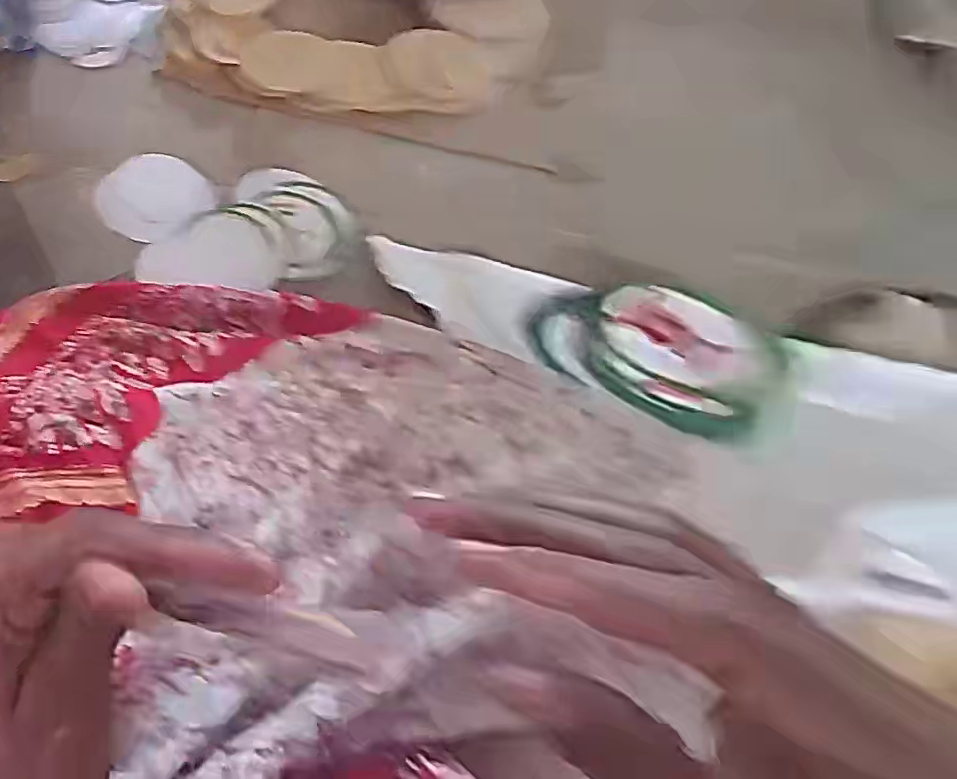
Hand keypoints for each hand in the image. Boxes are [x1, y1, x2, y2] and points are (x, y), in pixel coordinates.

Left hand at [0, 509, 279, 778]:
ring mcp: (34, 544)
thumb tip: (125, 577)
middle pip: (108, 533)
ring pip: (118, 538)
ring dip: (181, 559)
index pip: (89, 542)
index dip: (167, 549)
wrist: (6, 755)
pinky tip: (205, 582)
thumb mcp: (58, 709)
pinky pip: (116, 553)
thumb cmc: (30, 747)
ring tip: (246, 575)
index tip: (241, 570)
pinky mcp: (56, 557)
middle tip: (260, 573)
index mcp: (4, 573)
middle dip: (183, 553)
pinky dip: (163, 570)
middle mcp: (14, 542)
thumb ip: (82, 635)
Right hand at [411, 492, 956, 778]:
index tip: (462, 561)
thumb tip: (501, 674)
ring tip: (462, 506)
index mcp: (825, 698)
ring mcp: (778, 603)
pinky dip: (583, 516)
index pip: (682, 611)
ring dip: (546, 508)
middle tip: (430, 511)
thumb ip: (616, 749)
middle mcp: (802, 627)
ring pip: (652, 526)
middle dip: (529, 522)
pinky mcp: (752, 597)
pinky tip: (532, 514)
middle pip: (653, 545)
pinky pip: (661, 535)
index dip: (566, 580)